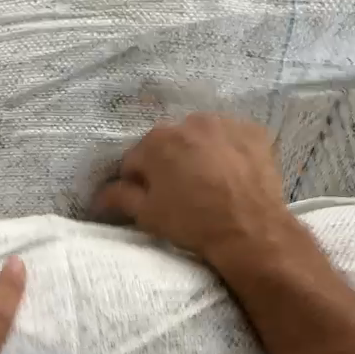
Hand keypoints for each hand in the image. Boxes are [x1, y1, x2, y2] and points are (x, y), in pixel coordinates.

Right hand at [94, 112, 314, 276]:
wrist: (251, 231)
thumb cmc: (192, 222)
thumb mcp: (146, 215)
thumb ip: (119, 197)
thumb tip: (100, 194)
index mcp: (156, 141)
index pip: (134, 160)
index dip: (136, 183)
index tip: (147, 200)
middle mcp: (189, 122)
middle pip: (168, 144)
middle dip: (167, 164)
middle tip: (177, 194)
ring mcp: (225, 123)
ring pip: (199, 138)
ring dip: (196, 154)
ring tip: (206, 183)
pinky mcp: (254, 131)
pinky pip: (230, 138)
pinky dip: (226, 151)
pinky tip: (229, 175)